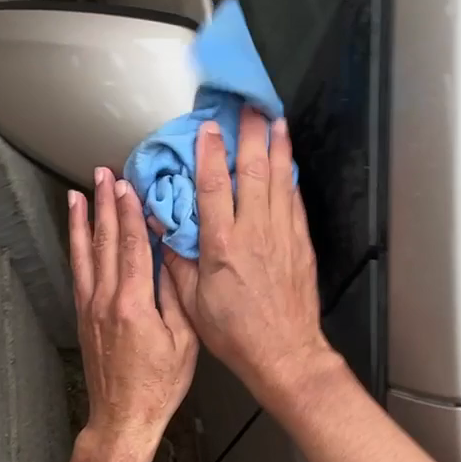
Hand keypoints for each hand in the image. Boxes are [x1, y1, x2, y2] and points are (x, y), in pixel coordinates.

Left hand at [71, 167, 198, 445]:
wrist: (123, 417)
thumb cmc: (158, 385)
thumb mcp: (184, 341)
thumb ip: (174, 296)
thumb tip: (169, 258)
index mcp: (134, 304)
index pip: (132, 246)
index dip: (130, 212)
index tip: (127, 186)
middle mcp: (106, 301)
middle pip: (105, 242)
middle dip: (105, 205)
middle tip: (102, 176)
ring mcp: (91, 309)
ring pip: (84, 255)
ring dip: (83, 222)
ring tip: (79, 195)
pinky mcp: (84, 318)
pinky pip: (79, 273)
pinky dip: (76, 249)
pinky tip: (77, 236)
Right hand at [161, 110, 336, 402]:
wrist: (284, 354)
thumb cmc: (234, 333)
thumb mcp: (192, 301)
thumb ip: (176, 260)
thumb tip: (160, 227)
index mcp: (223, 246)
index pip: (215, 187)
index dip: (211, 153)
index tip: (208, 128)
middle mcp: (255, 233)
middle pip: (254, 172)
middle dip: (251, 135)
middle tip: (250, 107)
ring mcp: (282, 236)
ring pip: (280, 181)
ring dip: (278, 147)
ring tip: (276, 120)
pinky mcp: (300, 245)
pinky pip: (295, 203)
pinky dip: (291, 179)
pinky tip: (290, 164)